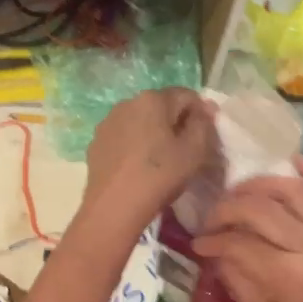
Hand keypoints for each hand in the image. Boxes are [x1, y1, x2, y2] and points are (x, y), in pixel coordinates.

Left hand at [81, 88, 217, 237]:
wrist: (114, 206)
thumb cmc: (160, 175)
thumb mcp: (194, 151)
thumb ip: (203, 124)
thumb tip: (205, 108)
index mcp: (153, 99)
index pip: (186, 95)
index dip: (200, 113)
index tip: (205, 136)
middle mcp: (127, 102)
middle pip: (161, 105)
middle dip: (175, 121)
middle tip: (184, 149)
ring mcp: (108, 121)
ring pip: (140, 120)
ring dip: (153, 131)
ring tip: (159, 158)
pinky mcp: (96, 140)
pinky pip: (123, 135)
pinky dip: (134, 143)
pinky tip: (137, 165)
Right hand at [191, 157, 302, 301]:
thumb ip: (238, 280)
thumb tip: (214, 250)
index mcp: (292, 277)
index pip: (240, 242)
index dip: (213, 239)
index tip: (198, 243)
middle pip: (263, 208)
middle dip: (229, 207)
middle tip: (211, 218)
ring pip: (297, 190)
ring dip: (264, 183)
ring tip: (241, 191)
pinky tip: (295, 162)